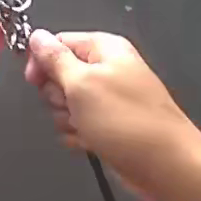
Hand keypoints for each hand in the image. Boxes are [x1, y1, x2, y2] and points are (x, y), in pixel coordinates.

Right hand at [23, 29, 200, 195]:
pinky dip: (79, 135)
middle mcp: (108, 69)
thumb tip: (36, 35)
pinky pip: (79, 125)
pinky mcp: (109, 125)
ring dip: (67, 119)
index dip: (42, 61)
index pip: (58, 43)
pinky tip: (91, 142)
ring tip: (86, 127)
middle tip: (73, 106)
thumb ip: (55, 58)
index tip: (35, 81)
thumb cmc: (125, 120)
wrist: (165, 165)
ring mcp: (108, 99)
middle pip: (59, 75)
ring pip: (66, 104)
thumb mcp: (82, 83)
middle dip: (58, 95)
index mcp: (105, 49)